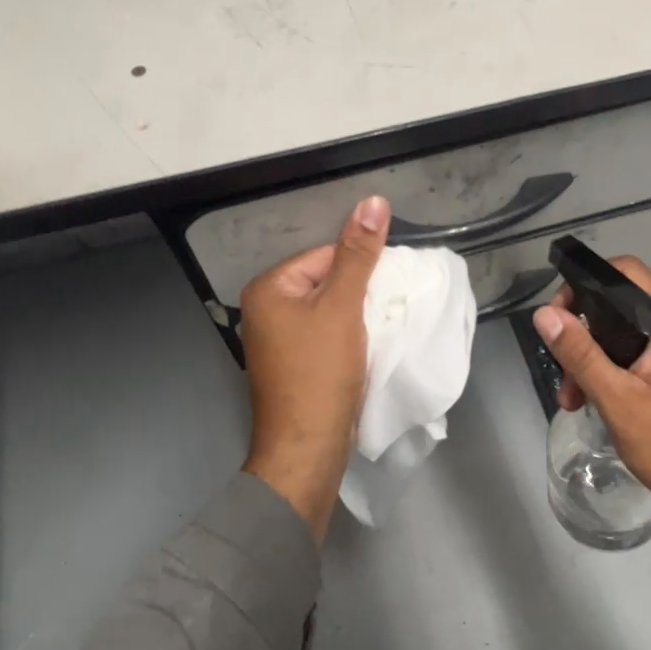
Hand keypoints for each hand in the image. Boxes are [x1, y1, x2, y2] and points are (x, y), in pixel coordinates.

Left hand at [239, 195, 389, 540]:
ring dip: (357, 319)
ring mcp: (278, 341)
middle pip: (327, 282)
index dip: (361, 271)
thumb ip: (359, 254)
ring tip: (377, 334)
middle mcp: (266, 310)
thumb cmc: (321, 373)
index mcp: (269, 288)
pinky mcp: (294, 366)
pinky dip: (348, 341)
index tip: (384, 293)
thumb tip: (373, 200)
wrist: (307, 449)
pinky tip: (364, 353)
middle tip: (384, 314)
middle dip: (359, 295)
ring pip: (329, 312)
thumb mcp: (344, 307)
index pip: (326, 255)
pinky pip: (326, 338)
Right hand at [533, 258, 650, 554]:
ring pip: (627, 337)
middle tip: (562, 370)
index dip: (588, 281)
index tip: (560, 315)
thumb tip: (544, 313)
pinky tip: (595, 402)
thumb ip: (580, 353)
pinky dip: (613, 373)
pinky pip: (639, 358)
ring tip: (572, 399)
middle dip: (584, 332)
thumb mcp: (616, 399)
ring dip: (594, 360)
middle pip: (622, 306)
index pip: (627, 272)